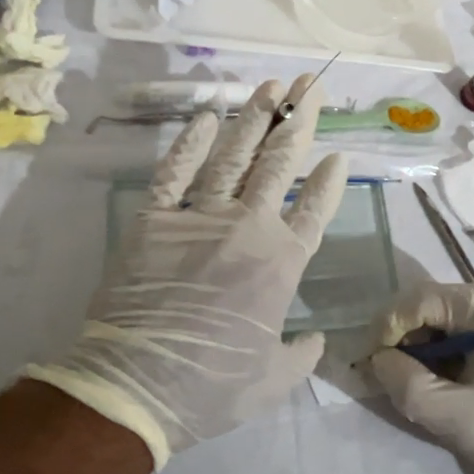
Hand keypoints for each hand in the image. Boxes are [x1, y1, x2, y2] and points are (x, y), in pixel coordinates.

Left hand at [26, 77, 347, 469]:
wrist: (134, 387)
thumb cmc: (210, 388)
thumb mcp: (271, 382)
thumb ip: (300, 355)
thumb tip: (315, 339)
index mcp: (281, 263)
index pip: (315, 209)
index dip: (329, 180)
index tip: (340, 154)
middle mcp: (247, 227)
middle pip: (281, 163)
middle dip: (300, 119)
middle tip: (312, 84)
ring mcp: (199, 217)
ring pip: (234, 155)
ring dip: (254, 116)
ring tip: (273, 85)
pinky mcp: (154, 218)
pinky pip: (175, 172)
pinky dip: (190, 143)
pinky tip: (206, 116)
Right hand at [370, 281, 473, 473]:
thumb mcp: (456, 418)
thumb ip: (409, 387)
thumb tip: (374, 360)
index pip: (424, 298)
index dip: (390, 326)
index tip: (369, 360)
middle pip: (428, 303)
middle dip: (400, 337)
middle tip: (382, 373)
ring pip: (436, 315)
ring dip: (414, 346)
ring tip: (403, 379)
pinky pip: (451, 327)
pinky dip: (432, 350)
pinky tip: (427, 377)